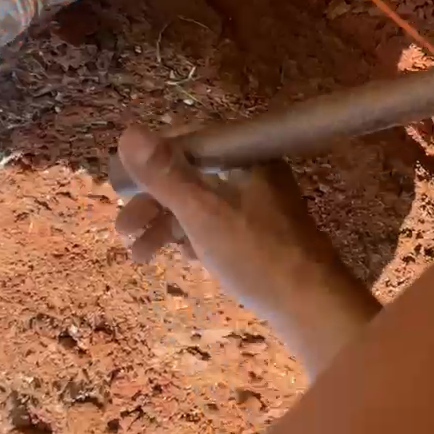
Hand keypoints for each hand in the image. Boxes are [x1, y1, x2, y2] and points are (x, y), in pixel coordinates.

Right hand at [114, 128, 380, 375]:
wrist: (310, 302)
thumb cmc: (255, 252)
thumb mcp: (202, 212)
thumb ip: (165, 174)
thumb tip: (128, 132)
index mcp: (244, 154)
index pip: (191, 140)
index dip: (154, 160)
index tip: (122, 186)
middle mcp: (252, 169)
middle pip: (192, 174)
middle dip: (154, 201)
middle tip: (123, 232)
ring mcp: (257, 199)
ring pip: (201, 202)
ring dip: (166, 224)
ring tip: (138, 257)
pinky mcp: (258, 228)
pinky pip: (216, 222)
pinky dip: (192, 236)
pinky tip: (175, 258)